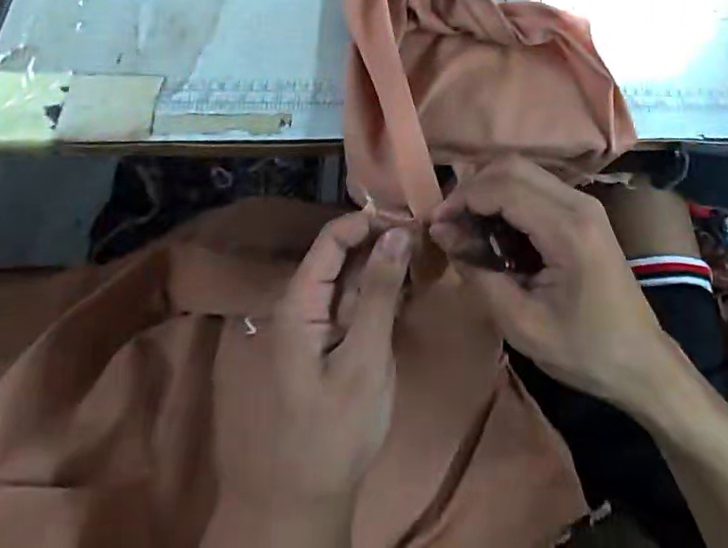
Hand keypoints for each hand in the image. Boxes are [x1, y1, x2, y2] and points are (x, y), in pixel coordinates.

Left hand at [272, 213, 413, 503]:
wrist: (297, 503)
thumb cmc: (331, 431)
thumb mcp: (363, 359)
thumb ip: (379, 292)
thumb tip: (398, 232)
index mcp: (298, 303)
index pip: (332, 238)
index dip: (371, 222)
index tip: (415, 222)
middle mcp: (301, 306)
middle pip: (342, 255)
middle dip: (384, 243)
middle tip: (430, 245)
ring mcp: (313, 327)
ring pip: (350, 279)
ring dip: (386, 269)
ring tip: (426, 265)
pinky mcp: (326, 345)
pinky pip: (352, 305)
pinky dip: (380, 296)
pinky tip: (409, 295)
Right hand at [428, 157, 680, 411]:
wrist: (641, 361)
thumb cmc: (583, 350)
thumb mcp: (521, 324)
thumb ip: (478, 273)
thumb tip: (442, 232)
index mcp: (568, 228)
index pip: (504, 186)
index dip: (462, 199)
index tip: (435, 226)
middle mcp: (579, 202)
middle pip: (513, 167)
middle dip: (473, 189)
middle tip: (448, 226)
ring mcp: (585, 203)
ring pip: (524, 172)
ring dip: (489, 192)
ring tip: (465, 230)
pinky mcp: (585, 212)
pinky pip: (537, 187)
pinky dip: (508, 199)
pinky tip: (494, 233)